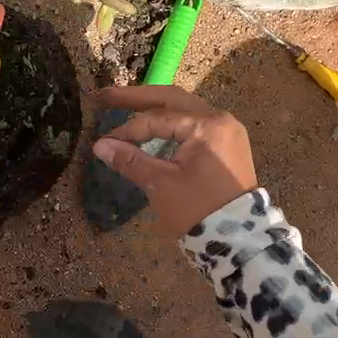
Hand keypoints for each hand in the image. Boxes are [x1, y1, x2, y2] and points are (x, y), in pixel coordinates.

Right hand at [92, 86, 258, 236]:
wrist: (238, 241)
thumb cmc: (198, 210)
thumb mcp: (161, 184)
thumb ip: (130, 160)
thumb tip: (100, 146)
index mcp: (207, 126)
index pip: (157, 118)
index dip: (127, 129)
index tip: (104, 142)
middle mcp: (220, 120)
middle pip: (172, 99)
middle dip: (137, 98)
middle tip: (105, 96)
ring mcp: (226, 132)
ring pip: (183, 111)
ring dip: (154, 110)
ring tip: (124, 108)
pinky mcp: (226, 146)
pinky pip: (193, 127)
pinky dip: (170, 126)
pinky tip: (150, 132)